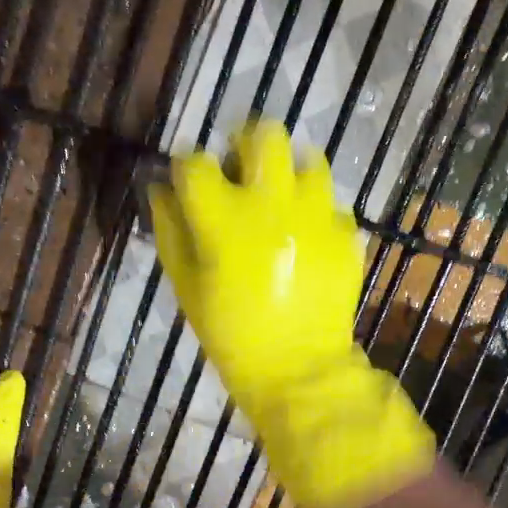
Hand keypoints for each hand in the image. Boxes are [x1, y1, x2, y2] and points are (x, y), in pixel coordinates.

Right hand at [150, 119, 433, 507]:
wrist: (297, 372)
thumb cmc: (230, 335)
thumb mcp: (185, 287)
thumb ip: (170, 232)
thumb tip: (162, 190)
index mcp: (224, 218)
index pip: (196, 162)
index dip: (187, 167)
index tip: (188, 182)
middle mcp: (273, 203)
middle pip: (263, 136)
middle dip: (245, 146)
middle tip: (240, 173)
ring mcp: (316, 215)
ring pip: (308, 159)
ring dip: (287, 173)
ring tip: (278, 201)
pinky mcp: (345, 234)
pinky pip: (329, 203)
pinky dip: (313, 211)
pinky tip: (302, 237)